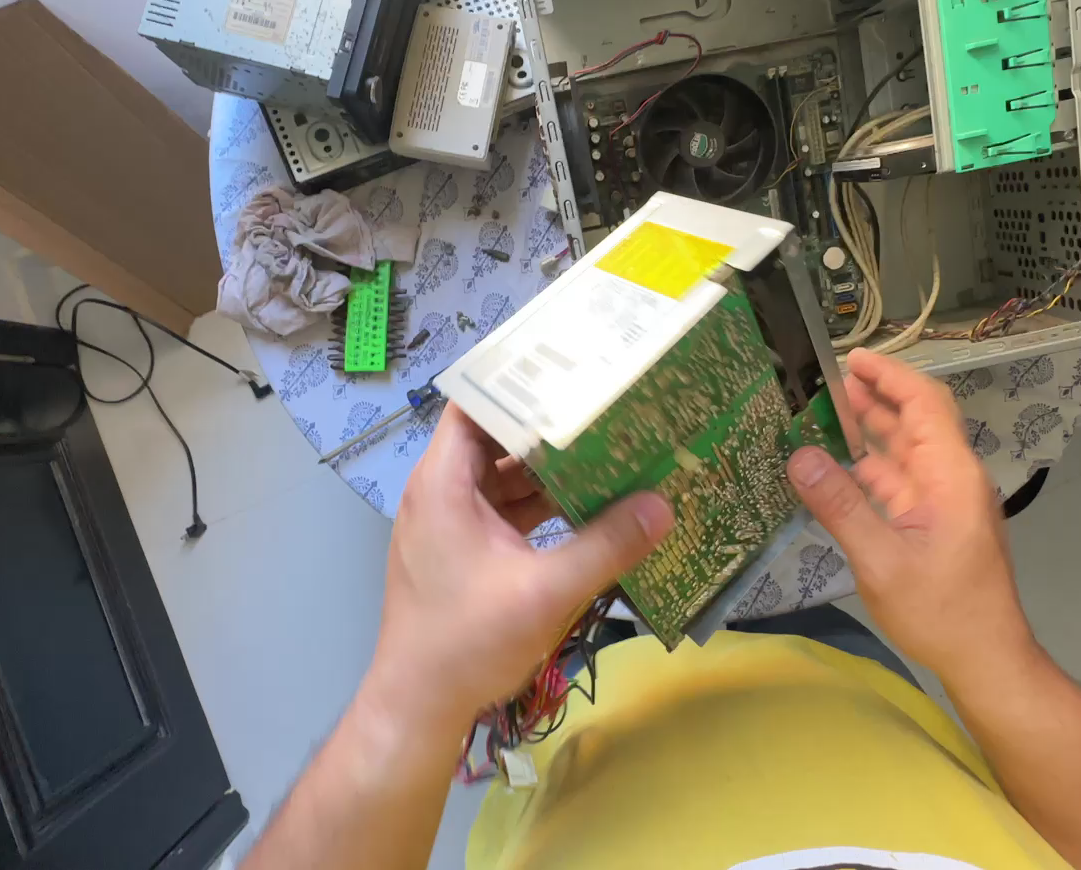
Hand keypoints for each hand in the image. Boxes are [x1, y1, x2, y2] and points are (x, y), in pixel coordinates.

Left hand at [364, 404, 673, 731]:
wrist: (418, 708)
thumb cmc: (467, 642)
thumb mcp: (545, 592)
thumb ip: (606, 546)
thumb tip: (662, 505)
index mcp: (443, 482)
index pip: (474, 406)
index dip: (516, 384)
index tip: (569, 371)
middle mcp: (441, 491)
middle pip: (495, 437)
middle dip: (547, 425)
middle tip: (601, 406)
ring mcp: (451, 521)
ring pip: (502, 475)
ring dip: (548, 468)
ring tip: (605, 447)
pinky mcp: (463, 548)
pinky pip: (504, 507)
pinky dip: (539, 502)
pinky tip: (585, 503)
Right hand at [787, 348, 1035, 684]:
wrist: (986, 662)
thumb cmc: (942, 611)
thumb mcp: (882, 560)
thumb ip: (841, 506)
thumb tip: (799, 456)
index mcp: (950, 474)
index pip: (924, 404)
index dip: (890, 375)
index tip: (851, 358)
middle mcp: (949, 477)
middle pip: (913, 420)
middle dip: (872, 396)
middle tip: (822, 383)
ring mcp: (941, 500)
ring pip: (902, 449)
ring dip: (868, 429)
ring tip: (822, 412)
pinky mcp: (931, 521)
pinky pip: (896, 479)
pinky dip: (866, 465)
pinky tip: (834, 463)